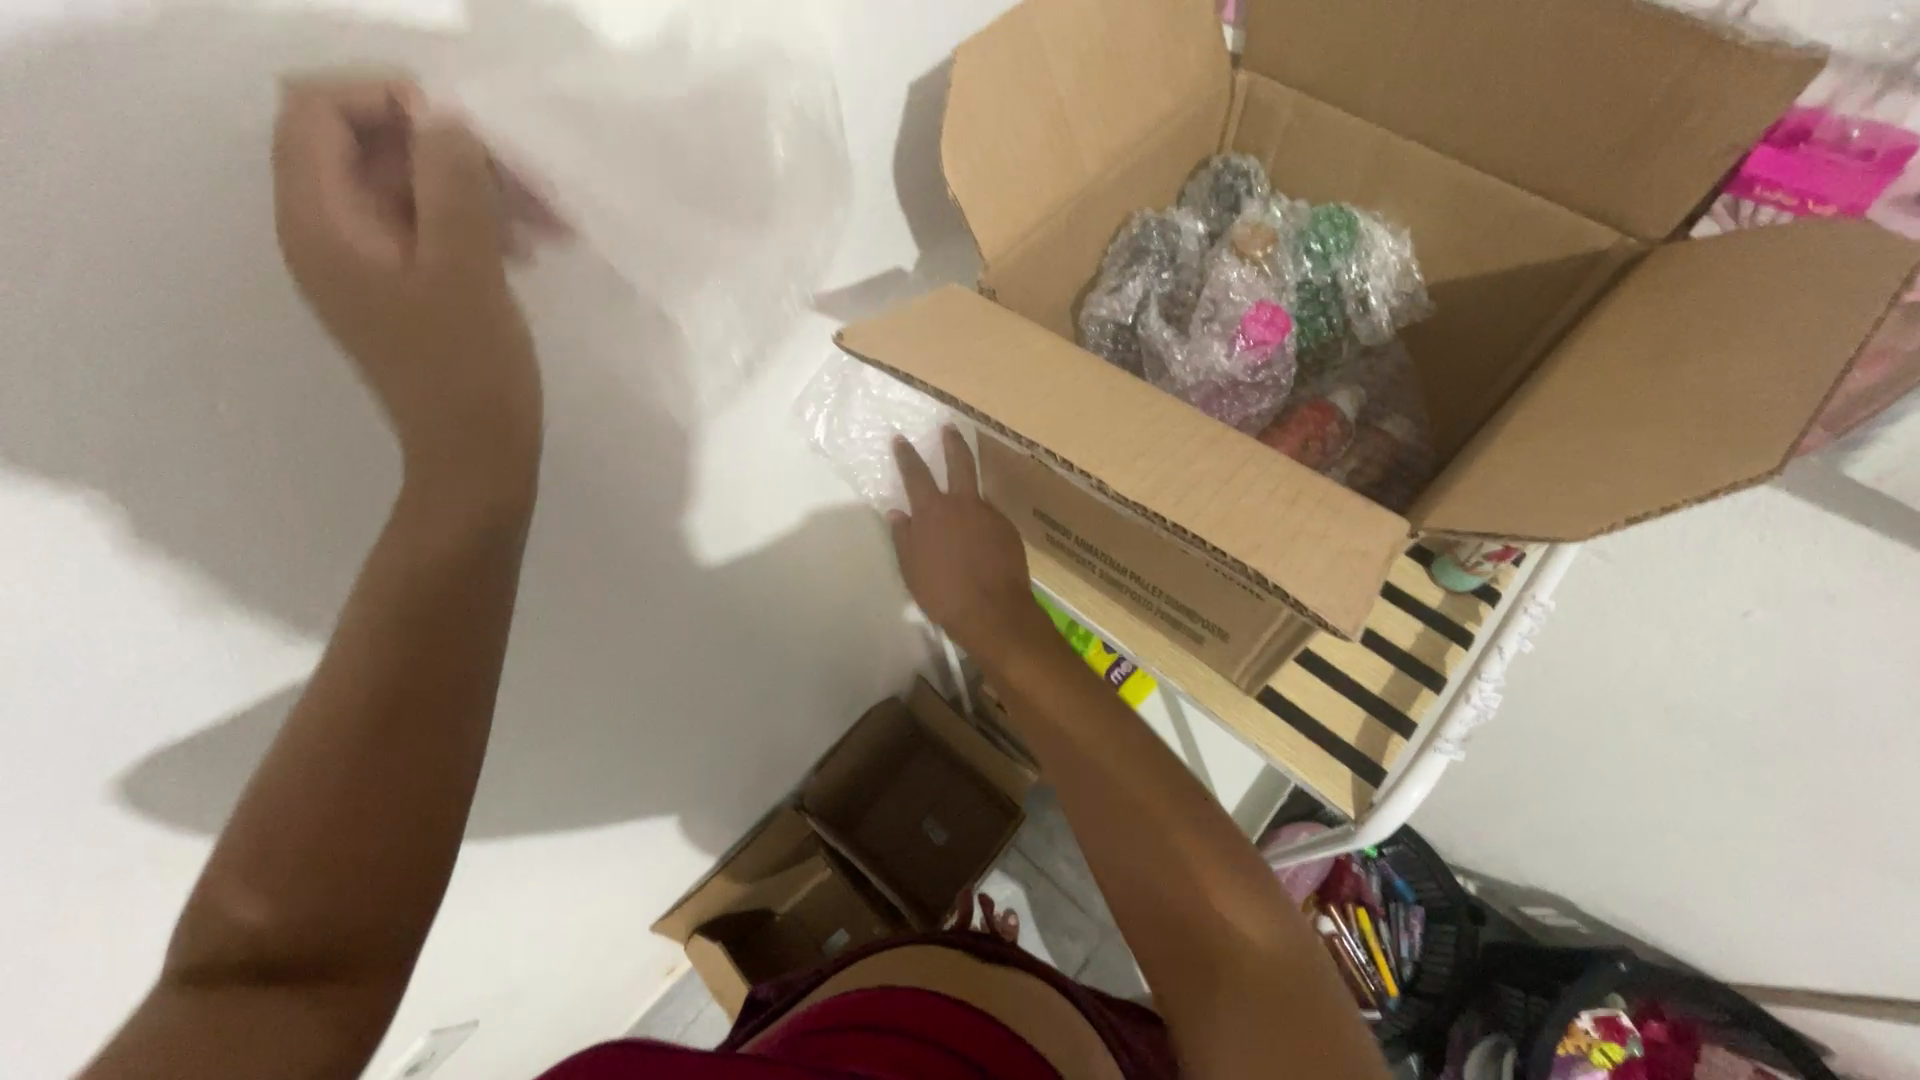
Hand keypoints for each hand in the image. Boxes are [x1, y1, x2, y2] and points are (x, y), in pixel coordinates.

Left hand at [272, 76, 541, 492]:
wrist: (477, 458)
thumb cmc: (469, 372)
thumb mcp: (466, 268)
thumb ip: (450, 181)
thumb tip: (444, 115)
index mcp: (321, 224)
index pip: (318, 111)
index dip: (388, 100)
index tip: (467, 131)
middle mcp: (327, 233)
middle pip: (370, 146)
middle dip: (451, 150)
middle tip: (527, 182)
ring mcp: (366, 262)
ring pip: (411, 186)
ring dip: (476, 188)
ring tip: (546, 220)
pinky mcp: (402, 285)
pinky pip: (430, 225)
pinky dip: (477, 222)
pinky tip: (528, 246)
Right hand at [889, 429, 1053, 664]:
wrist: (993, 611)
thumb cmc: (942, 593)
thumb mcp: (911, 568)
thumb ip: (904, 537)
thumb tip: (898, 513)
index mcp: (933, 511)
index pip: (916, 474)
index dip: (906, 455)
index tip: (900, 438)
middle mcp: (963, 504)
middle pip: (959, 462)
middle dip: (952, 442)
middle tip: (949, 428)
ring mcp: (990, 515)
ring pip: (977, 495)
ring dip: (969, 494)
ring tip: (964, 508)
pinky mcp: (1009, 530)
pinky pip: (990, 519)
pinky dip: (982, 524)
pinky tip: (981, 541)